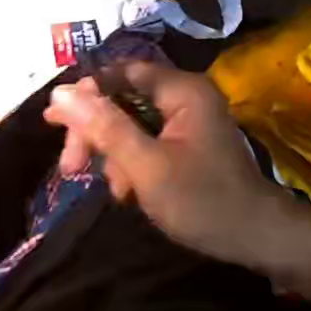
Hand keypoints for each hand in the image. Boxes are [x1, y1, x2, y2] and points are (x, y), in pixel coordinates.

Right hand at [46, 61, 288, 266]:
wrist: (255, 237)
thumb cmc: (202, 200)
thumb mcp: (146, 166)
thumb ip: (105, 127)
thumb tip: (62, 93)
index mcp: (183, 89)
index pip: (122, 72)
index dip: (86, 93)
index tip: (54, 124)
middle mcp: (186, 94)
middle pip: (124, 97)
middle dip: (97, 132)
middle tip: (71, 167)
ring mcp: (189, 118)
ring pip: (132, 122)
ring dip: (115, 153)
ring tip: (117, 191)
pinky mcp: (188, 140)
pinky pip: (148, 138)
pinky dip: (133, 162)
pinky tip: (130, 191)